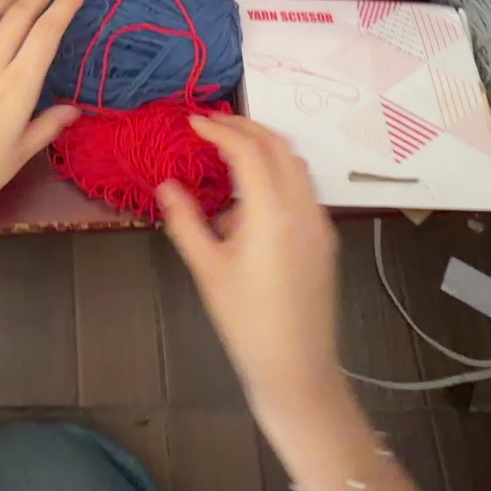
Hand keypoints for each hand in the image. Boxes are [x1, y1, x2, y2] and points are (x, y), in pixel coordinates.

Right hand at [157, 115, 346, 434]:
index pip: (248, 150)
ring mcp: (319, 222)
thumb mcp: (206, 268)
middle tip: (210, 123)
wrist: (298, 370)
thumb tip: (166, 184)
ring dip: (263, 145)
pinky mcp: (324, 237)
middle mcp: (302, 208)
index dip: (219, 129)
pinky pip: (302, 185)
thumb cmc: (245, 320)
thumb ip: (185, 219)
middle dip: (244, 126)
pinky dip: (276, 170)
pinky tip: (249, 193)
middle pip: (278, 145)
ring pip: (295, 162)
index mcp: (271, 212)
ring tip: (227, 148)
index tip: (192, 121)